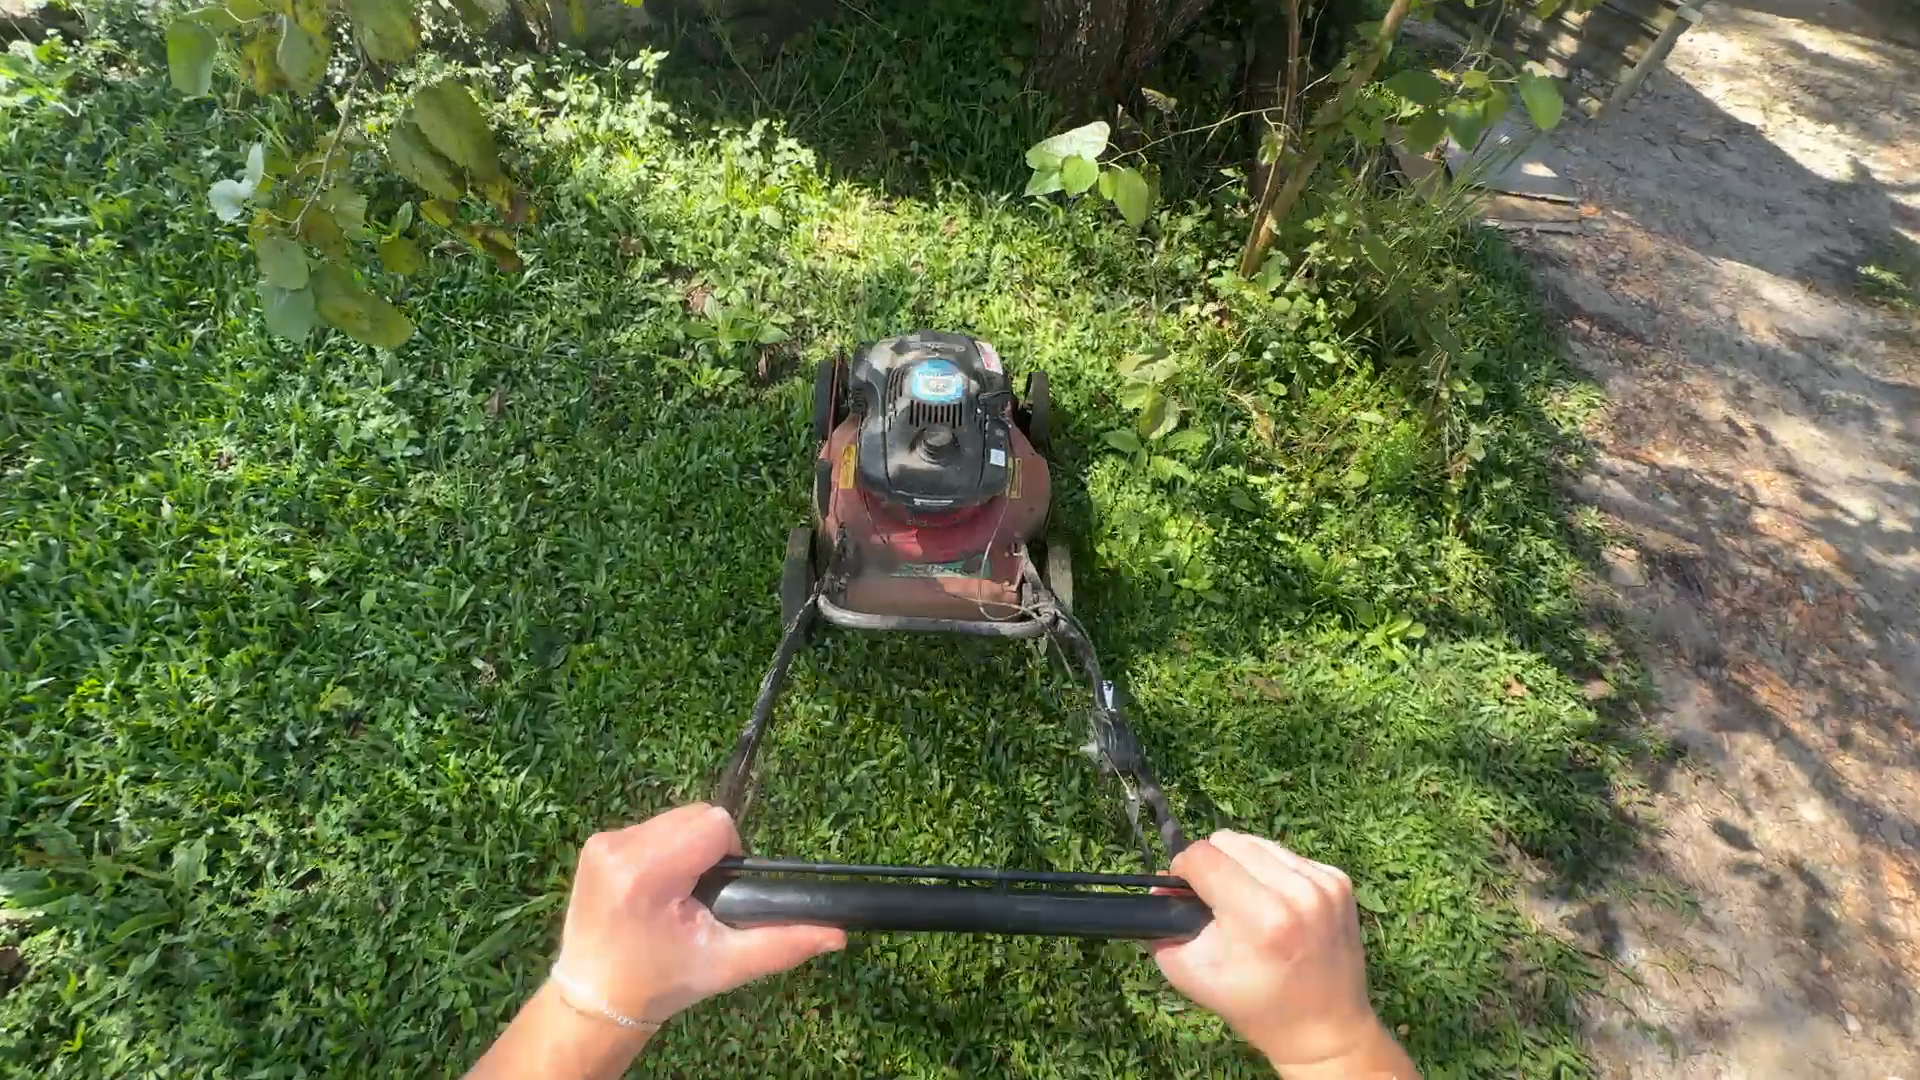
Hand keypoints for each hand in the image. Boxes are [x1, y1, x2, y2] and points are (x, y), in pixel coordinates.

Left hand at [552, 803, 845, 1024]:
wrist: (593, 1001)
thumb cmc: (661, 982)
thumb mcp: (725, 965)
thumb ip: (783, 943)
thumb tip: (838, 933)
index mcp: (646, 874)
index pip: (714, 823)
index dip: (727, 853)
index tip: (715, 892)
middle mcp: (618, 848)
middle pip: (697, 815)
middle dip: (708, 850)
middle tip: (698, 897)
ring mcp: (602, 842)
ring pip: (678, 816)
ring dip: (688, 848)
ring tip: (678, 893)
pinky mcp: (596, 842)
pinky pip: (655, 825)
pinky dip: (666, 848)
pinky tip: (656, 886)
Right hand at [1151, 831, 1381, 1067]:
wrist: (1326, 1031)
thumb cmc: (1254, 1004)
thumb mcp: (1191, 972)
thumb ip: (1161, 923)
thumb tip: (1159, 885)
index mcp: (1262, 917)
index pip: (1201, 855)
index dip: (1183, 871)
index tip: (1186, 893)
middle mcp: (1297, 892)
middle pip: (1227, 840)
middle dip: (1212, 864)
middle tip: (1216, 899)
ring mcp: (1323, 884)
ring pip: (1255, 842)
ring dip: (1241, 864)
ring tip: (1247, 900)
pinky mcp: (1339, 881)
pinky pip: (1284, 854)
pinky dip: (1271, 872)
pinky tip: (1276, 902)